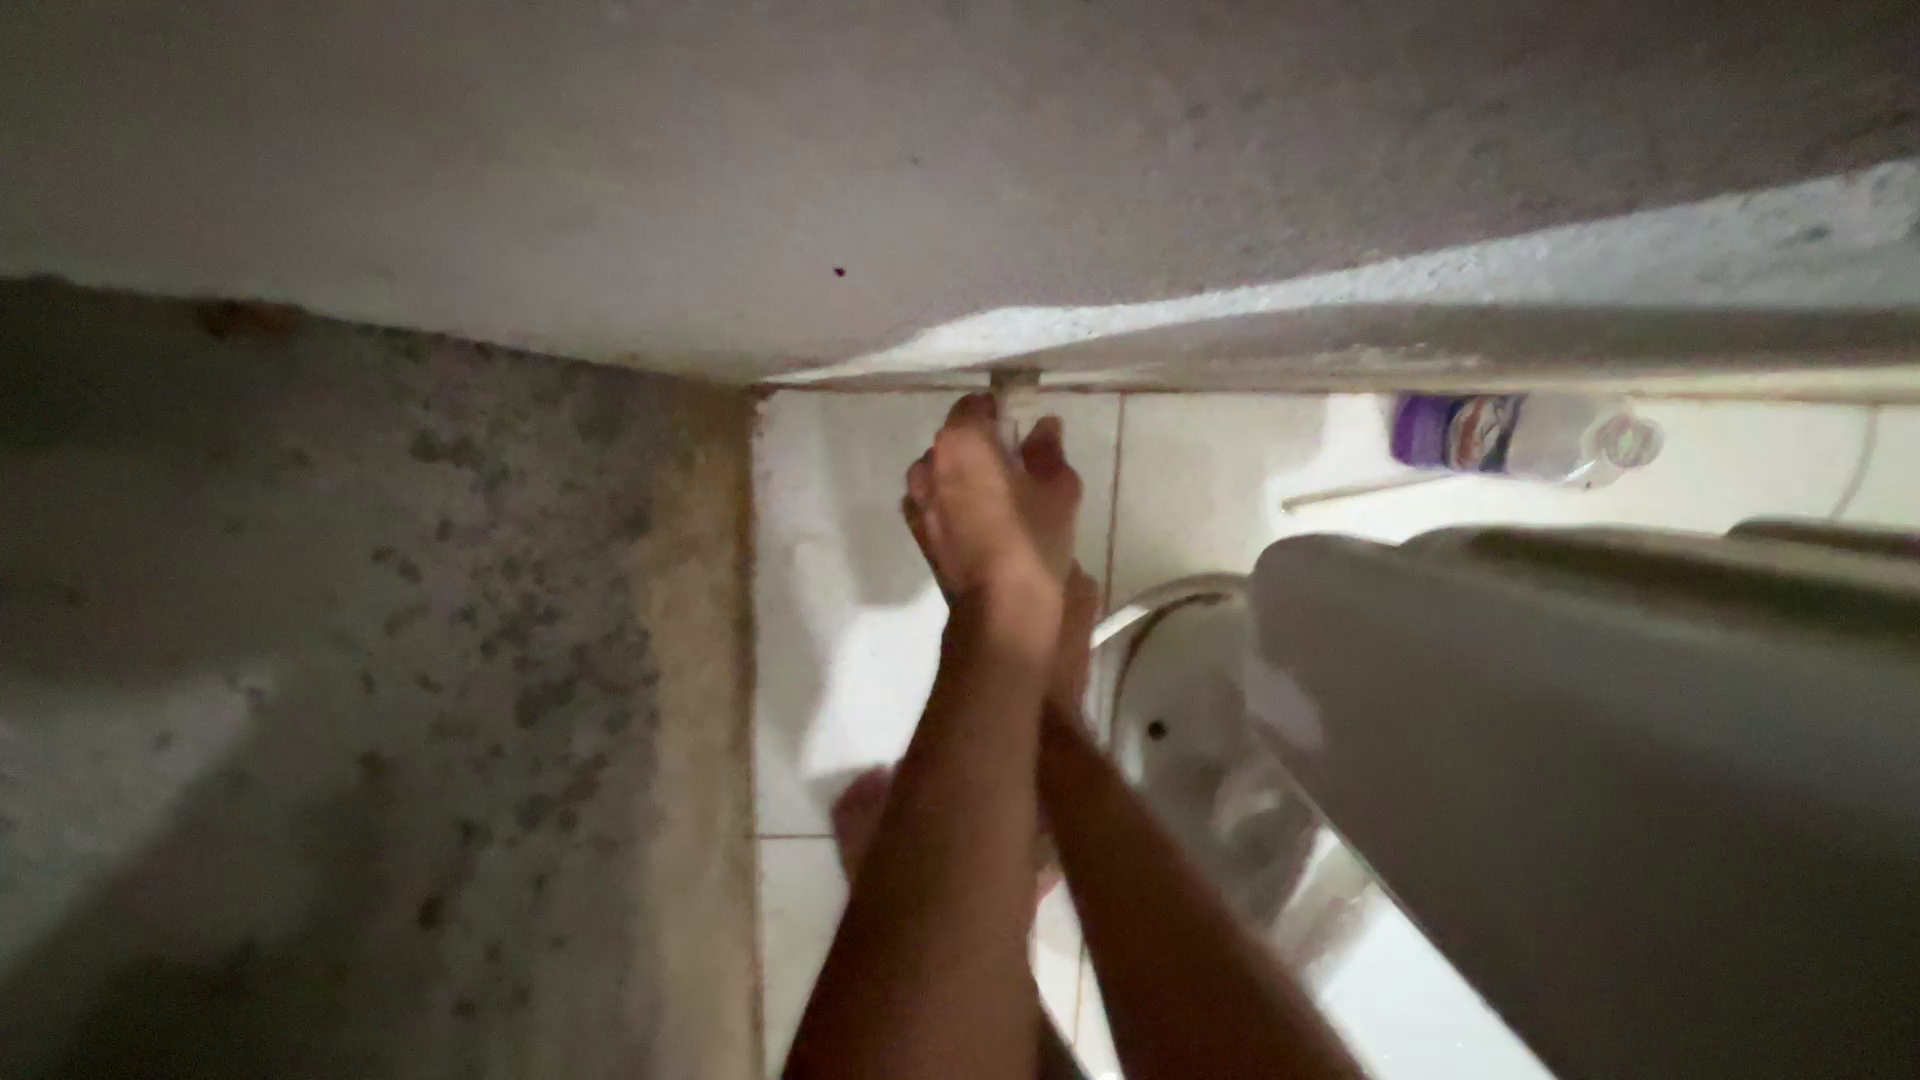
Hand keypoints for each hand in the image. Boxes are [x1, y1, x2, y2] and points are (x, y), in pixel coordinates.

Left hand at [903, 394, 1081, 601]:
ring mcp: (917, 500)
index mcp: (961, 441)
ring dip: (963, 476)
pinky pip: (934, 503)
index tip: (1019, 429)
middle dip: (980, 446)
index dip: (998, 412)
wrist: (999, 609)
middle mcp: (929, 464)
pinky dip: (951, 504)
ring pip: (941, 472)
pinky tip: (977, 524)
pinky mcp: (917, 532)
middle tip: (1014, 467)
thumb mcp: (1058, 488)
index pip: (975, 405)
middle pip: (954, 440)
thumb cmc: (1033, 538)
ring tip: (995, 500)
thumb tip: (1044, 428)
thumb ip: (1048, 451)